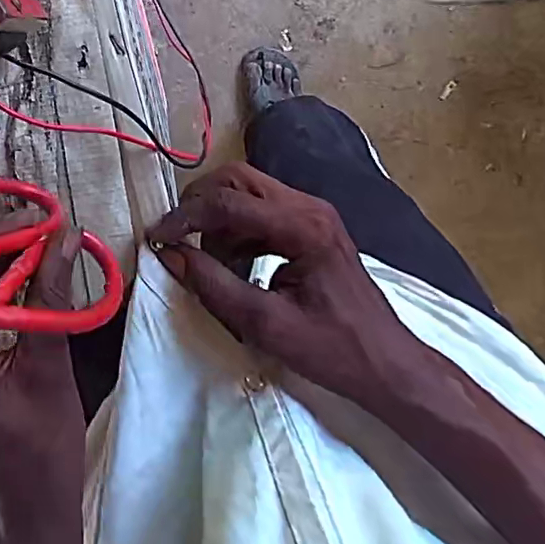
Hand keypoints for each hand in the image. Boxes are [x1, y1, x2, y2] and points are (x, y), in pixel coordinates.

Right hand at [148, 163, 428, 404]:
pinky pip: (262, 210)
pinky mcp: (312, 226)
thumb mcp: (266, 325)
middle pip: (238, 179)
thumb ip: (214, 286)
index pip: (228, 203)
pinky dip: (237, 228)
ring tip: (204, 259)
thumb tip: (171, 256)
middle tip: (176, 237)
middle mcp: (309, 206)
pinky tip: (230, 262)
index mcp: (303, 226)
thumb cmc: (334, 349)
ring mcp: (313, 213)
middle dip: (200, 203)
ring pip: (248, 191)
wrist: (387, 364)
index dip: (185, 218)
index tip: (157, 238)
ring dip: (218, 217)